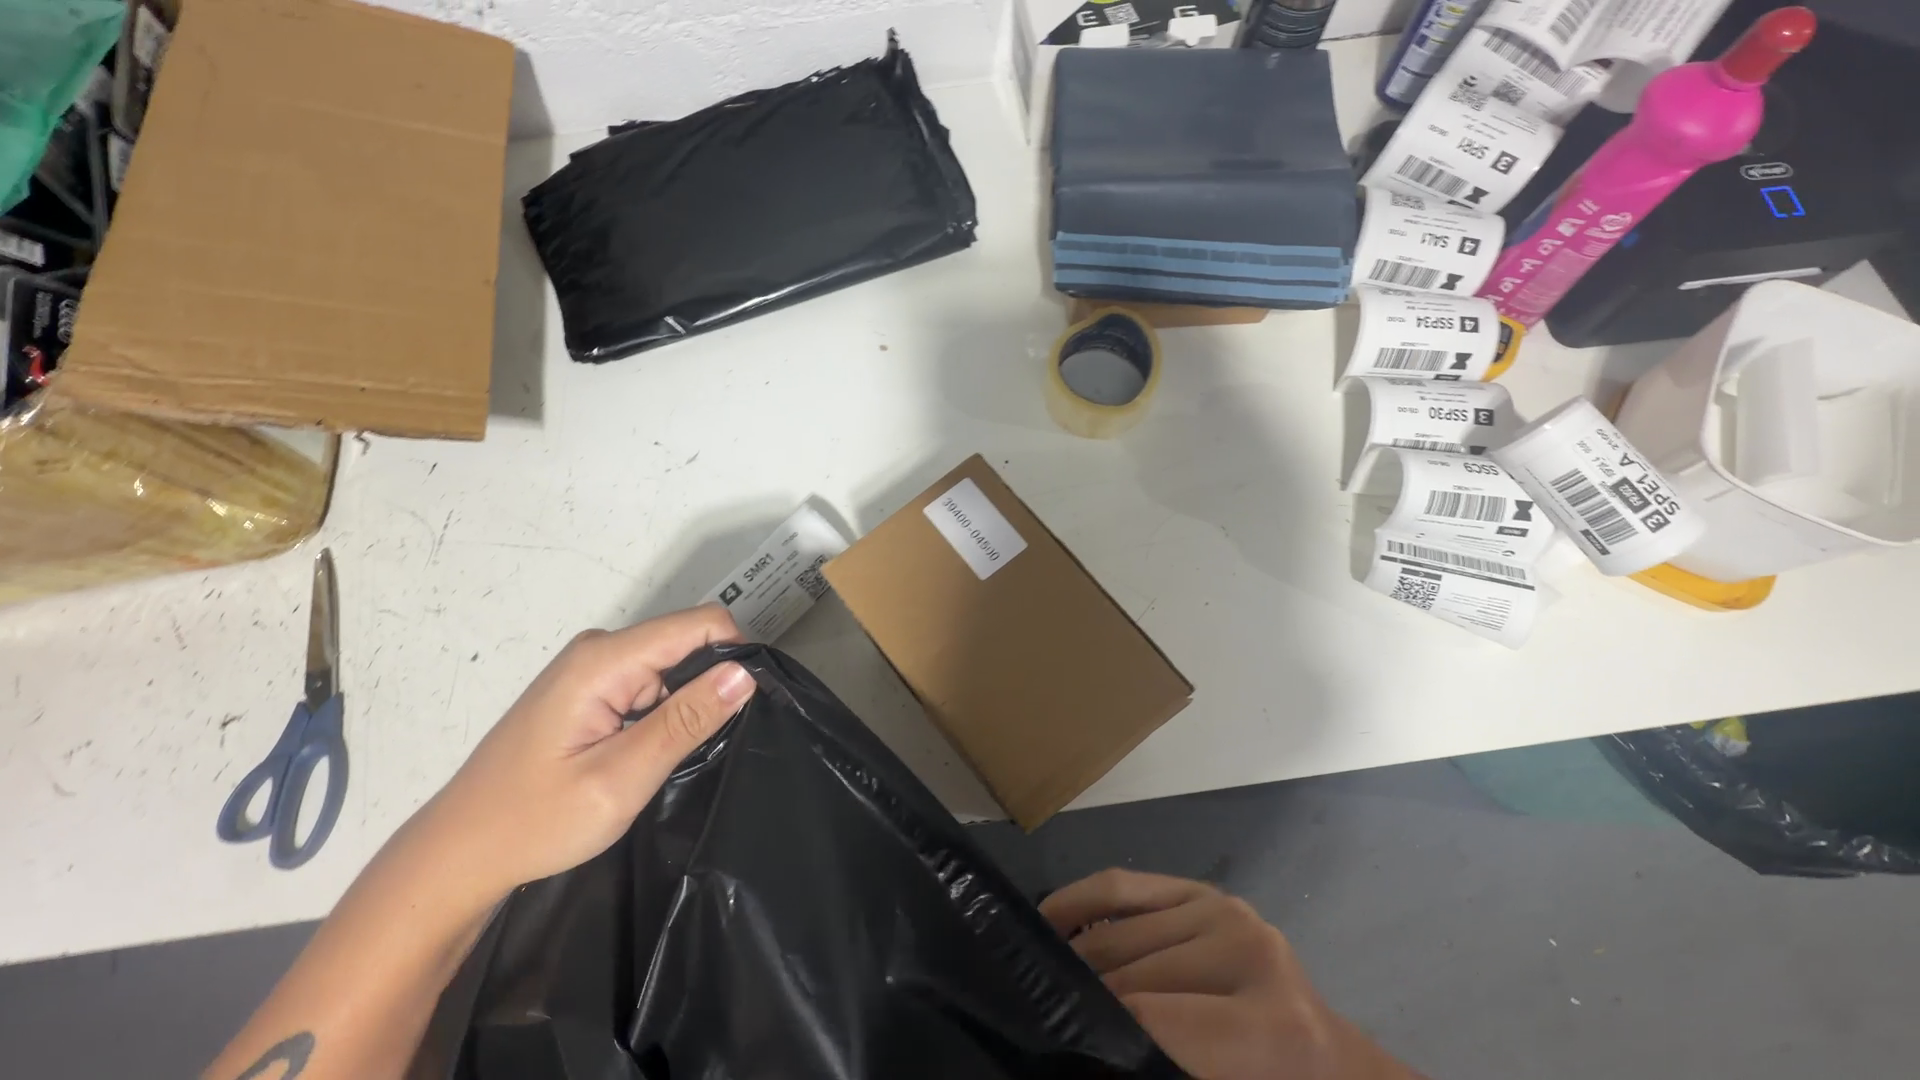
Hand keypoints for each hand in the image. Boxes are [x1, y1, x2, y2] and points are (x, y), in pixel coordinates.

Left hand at [416, 605, 754, 900]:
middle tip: (704, 746)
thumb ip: (685, 720)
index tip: (745, 709)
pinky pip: (649, 684)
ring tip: (672, 757)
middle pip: (687, 641)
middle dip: (711, 684)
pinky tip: (648, 754)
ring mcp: (591, 670)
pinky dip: (663, 713)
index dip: (735, 657)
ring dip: (686, 704)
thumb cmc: (537, 820)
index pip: (700, 624)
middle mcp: (599, 650)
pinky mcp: (588, 691)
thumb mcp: (622, 777)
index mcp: (604, 660)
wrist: (460, 854)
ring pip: (671, 665)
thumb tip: (745, 673)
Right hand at [1041, 869, 1421, 1079]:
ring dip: (1074, 965)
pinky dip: (1080, 902)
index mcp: (1268, 1030)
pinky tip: (1049, 921)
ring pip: (1117, 934)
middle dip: (1082, 1003)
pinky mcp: (1205, 892)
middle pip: (1128, 975)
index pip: (1149, 1020)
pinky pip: (1124, 887)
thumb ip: (1150, 1067)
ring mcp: (1224, 913)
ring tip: (1044, 986)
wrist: (1332, 1067)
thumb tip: (1085, 1055)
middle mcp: (1246, 953)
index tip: (1062, 1047)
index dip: (1099, 1035)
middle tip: (1044, 1024)